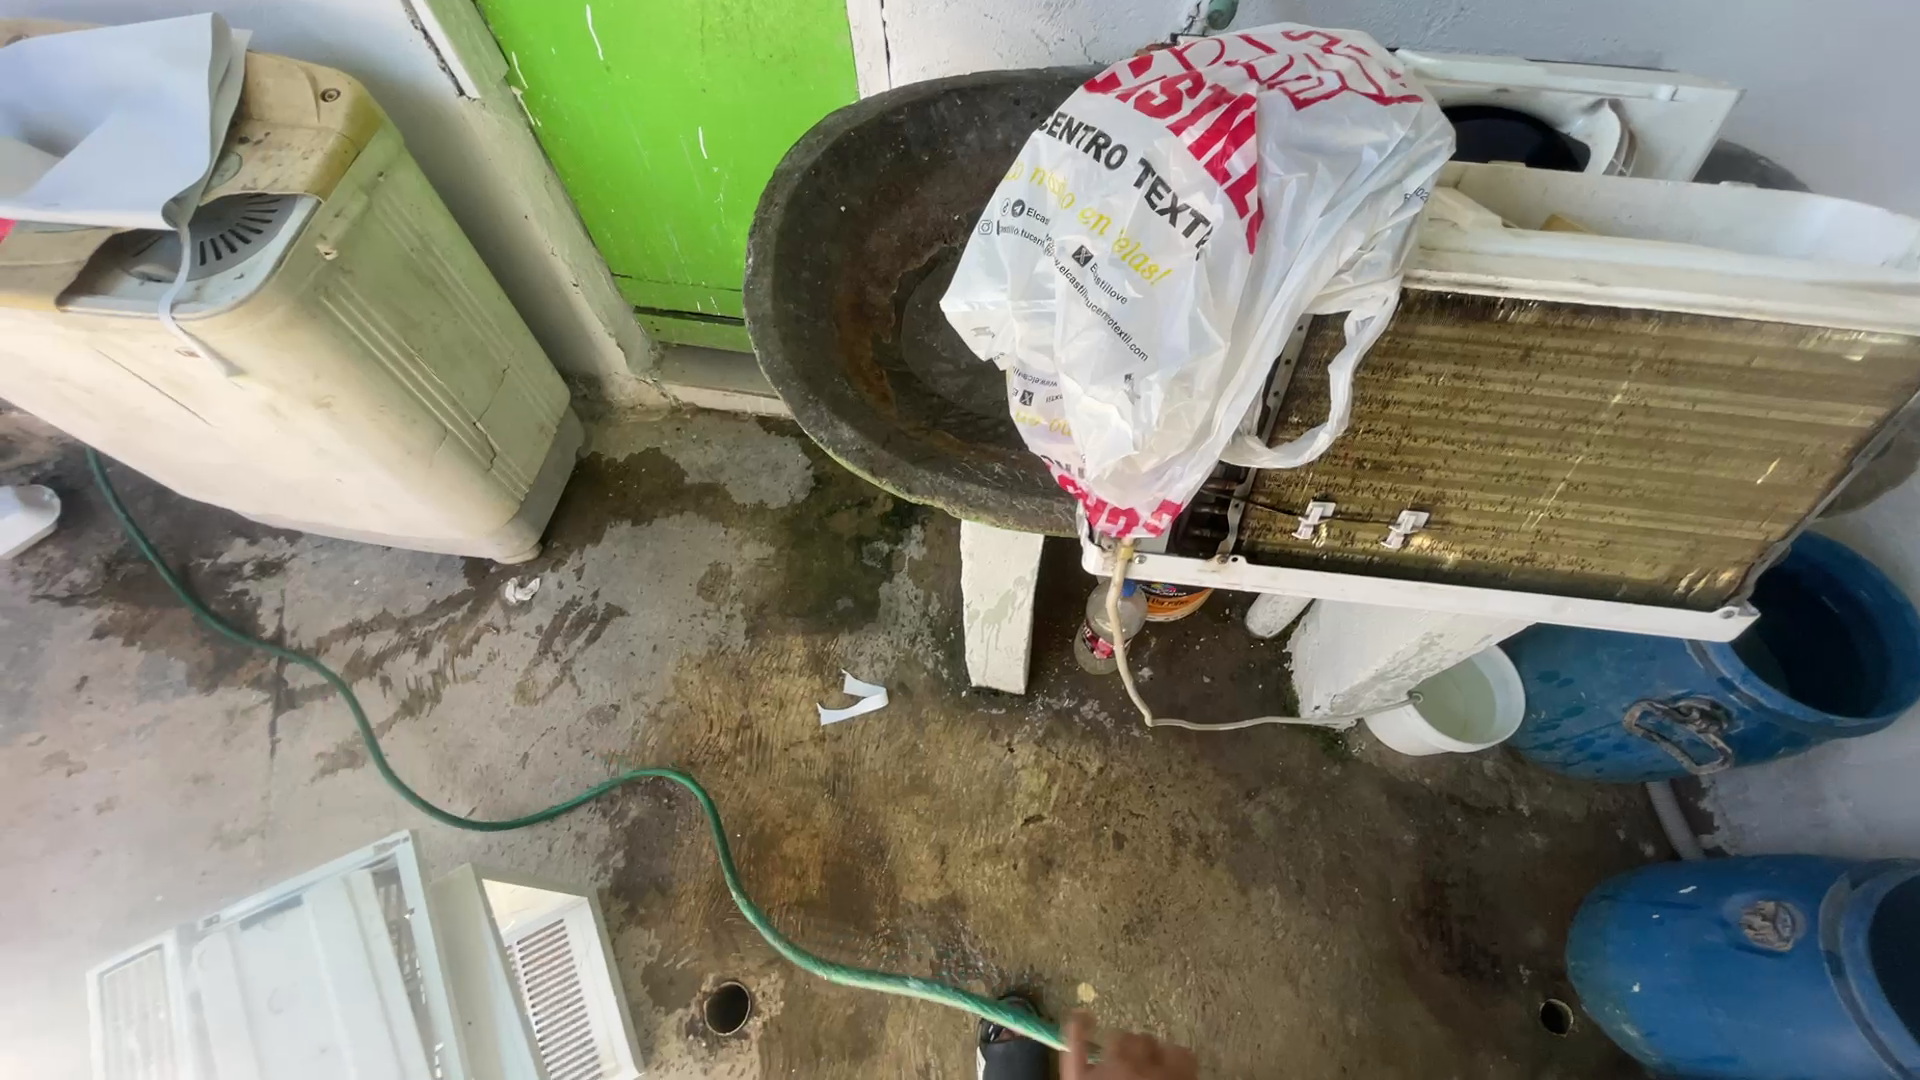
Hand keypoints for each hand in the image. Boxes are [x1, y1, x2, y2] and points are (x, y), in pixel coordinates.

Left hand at [1062, 1010, 1197, 1078]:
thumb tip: (1182, 1077)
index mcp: (1171, 1078)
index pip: (1182, 1055)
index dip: (1180, 1063)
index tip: (1180, 1071)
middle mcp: (1139, 1066)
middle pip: (1147, 1042)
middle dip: (1149, 1054)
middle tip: (1150, 1072)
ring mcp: (1105, 1067)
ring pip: (1117, 1037)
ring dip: (1123, 1045)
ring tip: (1125, 1060)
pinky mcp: (1078, 1076)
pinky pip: (1075, 1040)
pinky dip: (1078, 1025)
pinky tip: (1084, 1018)